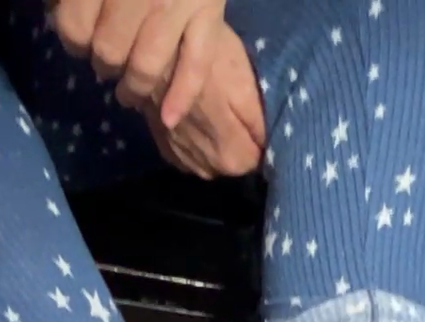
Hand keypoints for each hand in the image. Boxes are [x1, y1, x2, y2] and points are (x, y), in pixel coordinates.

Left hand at [52, 0, 223, 125]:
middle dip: (102, 63)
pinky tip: (169, 119)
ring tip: (127, 94)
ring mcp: (179, 6)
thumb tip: (57, 14)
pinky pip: (195, 67)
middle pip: (109, 50)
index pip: (75, 25)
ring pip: (146, 66)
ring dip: (133, 88)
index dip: (70, 38)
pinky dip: (182, 97)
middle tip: (103, 66)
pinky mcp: (209, 17)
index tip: (75, 38)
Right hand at [123, 29, 264, 178]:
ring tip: (213, 112)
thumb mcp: (245, 86)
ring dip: (217, 144)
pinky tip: (195, 118)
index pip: (256, 164)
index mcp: (230, 158)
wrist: (155, 48)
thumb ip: (260, 126)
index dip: (259, 142)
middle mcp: (207, 169)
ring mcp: (183, 161)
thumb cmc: (208, 61)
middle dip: (238, 144)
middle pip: (233, 165)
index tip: (254, 119)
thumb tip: (269, 149)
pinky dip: (196, 142)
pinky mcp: (165, 150)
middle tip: (233, 109)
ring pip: (213, 163)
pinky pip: (191, 156)